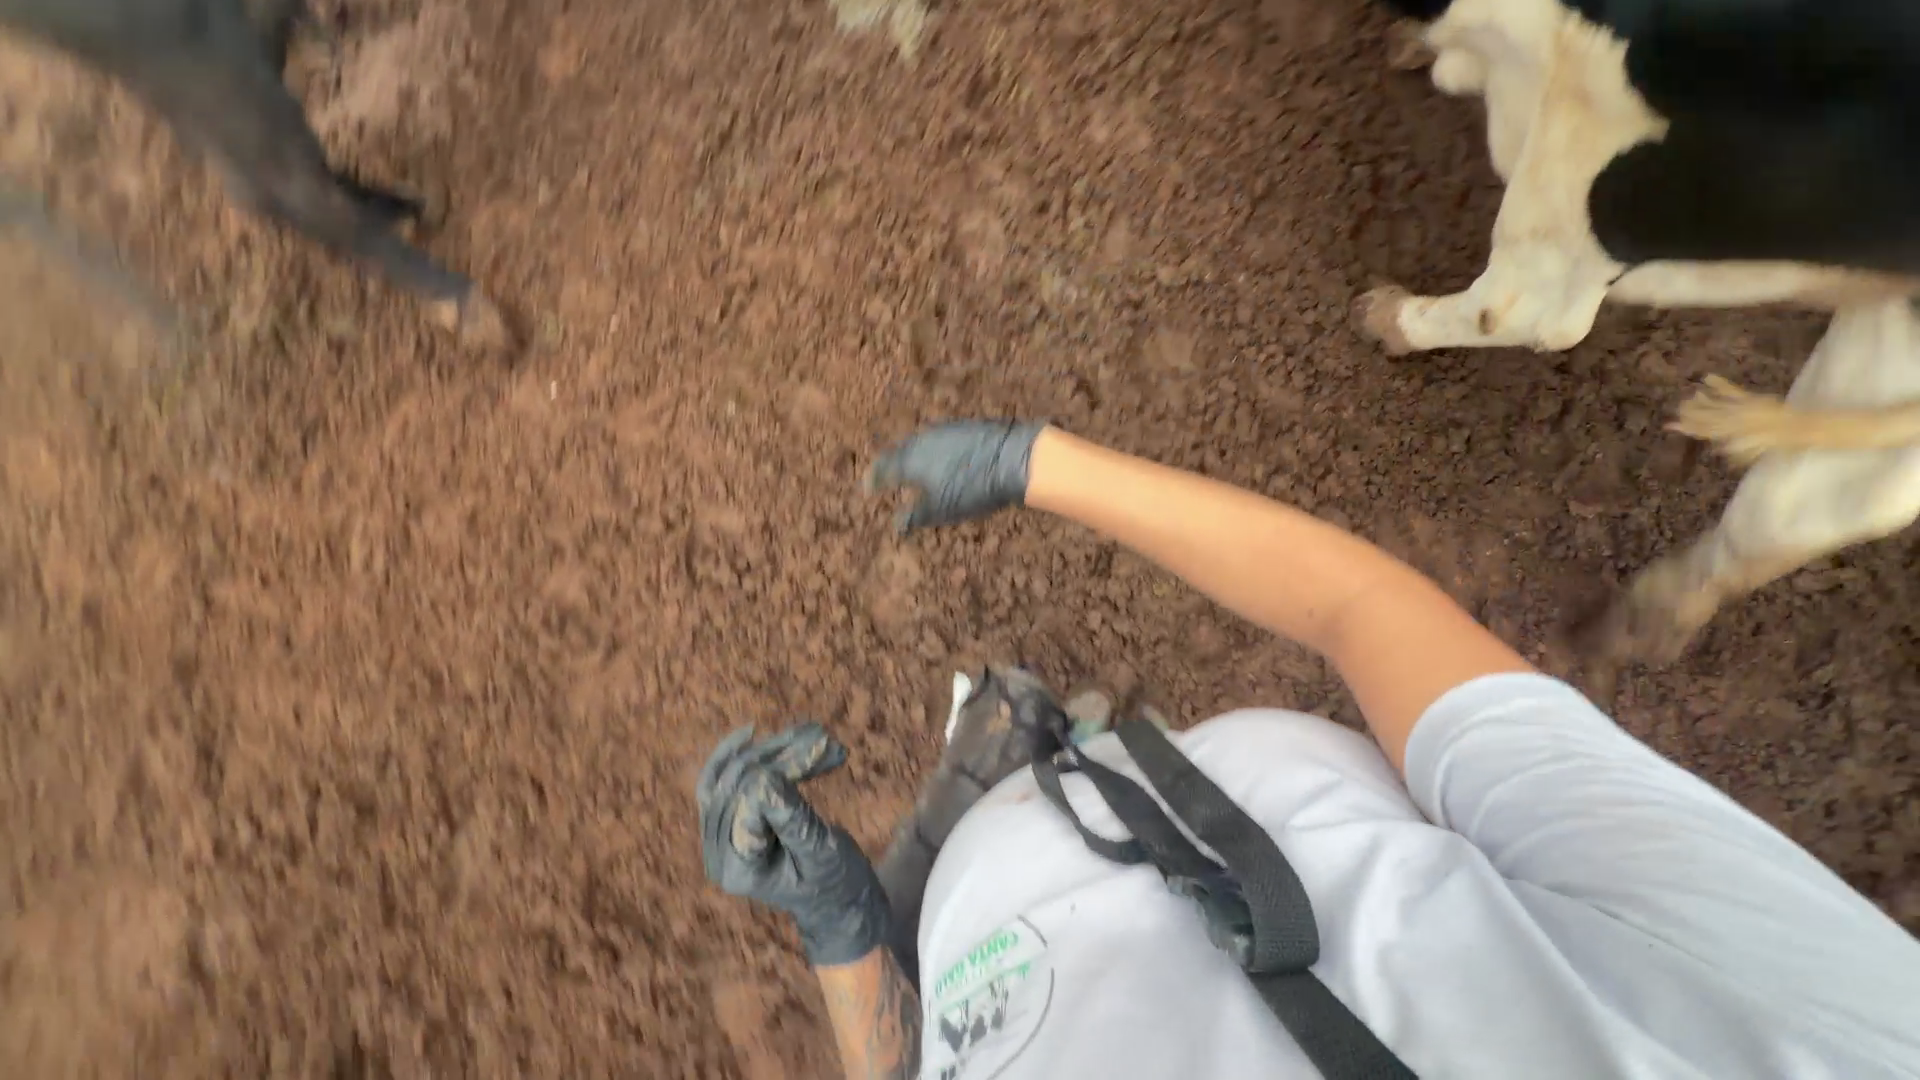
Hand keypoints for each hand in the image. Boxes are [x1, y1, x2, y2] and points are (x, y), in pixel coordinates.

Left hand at [697, 723, 890, 966]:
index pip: (741, 802)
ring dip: (769, 751)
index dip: (777, 769)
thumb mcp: (820, 852)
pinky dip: (754, 759)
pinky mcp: (733, 825)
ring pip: (732, 777)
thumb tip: (766, 779)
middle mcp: (719, 853)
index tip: (816, 744)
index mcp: (736, 868)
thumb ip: (793, 820)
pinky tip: (765, 736)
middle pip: (733, 784)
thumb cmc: (836, 883)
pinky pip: (731, 782)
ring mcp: (722, 839)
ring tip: (810, 733)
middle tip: (818, 735)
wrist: (839, 901)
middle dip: (775, 754)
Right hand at [865, 421, 1046, 532]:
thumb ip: (914, 516)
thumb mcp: (940, 510)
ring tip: (913, 467)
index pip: (883, 467)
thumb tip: (895, 525)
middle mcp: (924, 440)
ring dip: (914, 455)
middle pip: (901, 452)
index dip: (873, 479)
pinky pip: (943, 440)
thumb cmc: (972, 488)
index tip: (868, 489)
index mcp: (911, 459)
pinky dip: (936, 451)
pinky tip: (945, 458)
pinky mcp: (969, 428)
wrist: (1014, 458)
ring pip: (922, 443)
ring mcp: (948, 431)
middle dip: (892, 464)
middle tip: (887, 475)